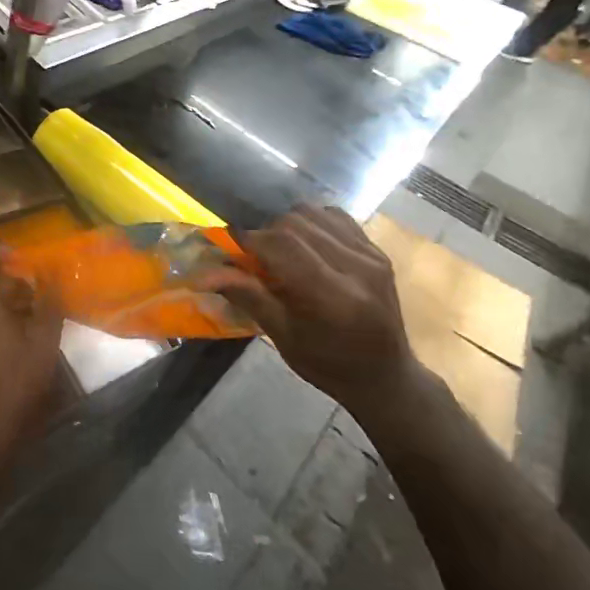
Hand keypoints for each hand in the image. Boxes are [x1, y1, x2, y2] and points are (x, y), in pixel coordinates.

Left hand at [0, 245, 64, 442]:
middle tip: (31, 278)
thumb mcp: (44, 338)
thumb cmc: (18, 377)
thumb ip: (50, 301)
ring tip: (36, 300)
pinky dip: (1, 309)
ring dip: (5, 291)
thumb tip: (56, 274)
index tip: (16, 255)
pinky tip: (29, 323)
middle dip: (3, 272)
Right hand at [203, 206, 423, 410]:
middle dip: (266, 232)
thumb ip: (248, 296)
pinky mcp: (378, 251)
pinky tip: (305, 245)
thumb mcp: (283, 337)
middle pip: (296, 223)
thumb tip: (206, 273)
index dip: (248, 238)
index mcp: (331, 296)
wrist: (383, 375)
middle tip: (253, 255)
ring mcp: (371, 255)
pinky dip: (312, 223)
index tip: (227, 242)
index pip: (282, 245)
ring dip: (288, 225)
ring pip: (315, 214)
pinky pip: (336, 218)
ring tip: (279, 250)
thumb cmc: (327, 365)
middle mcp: (355, 267)